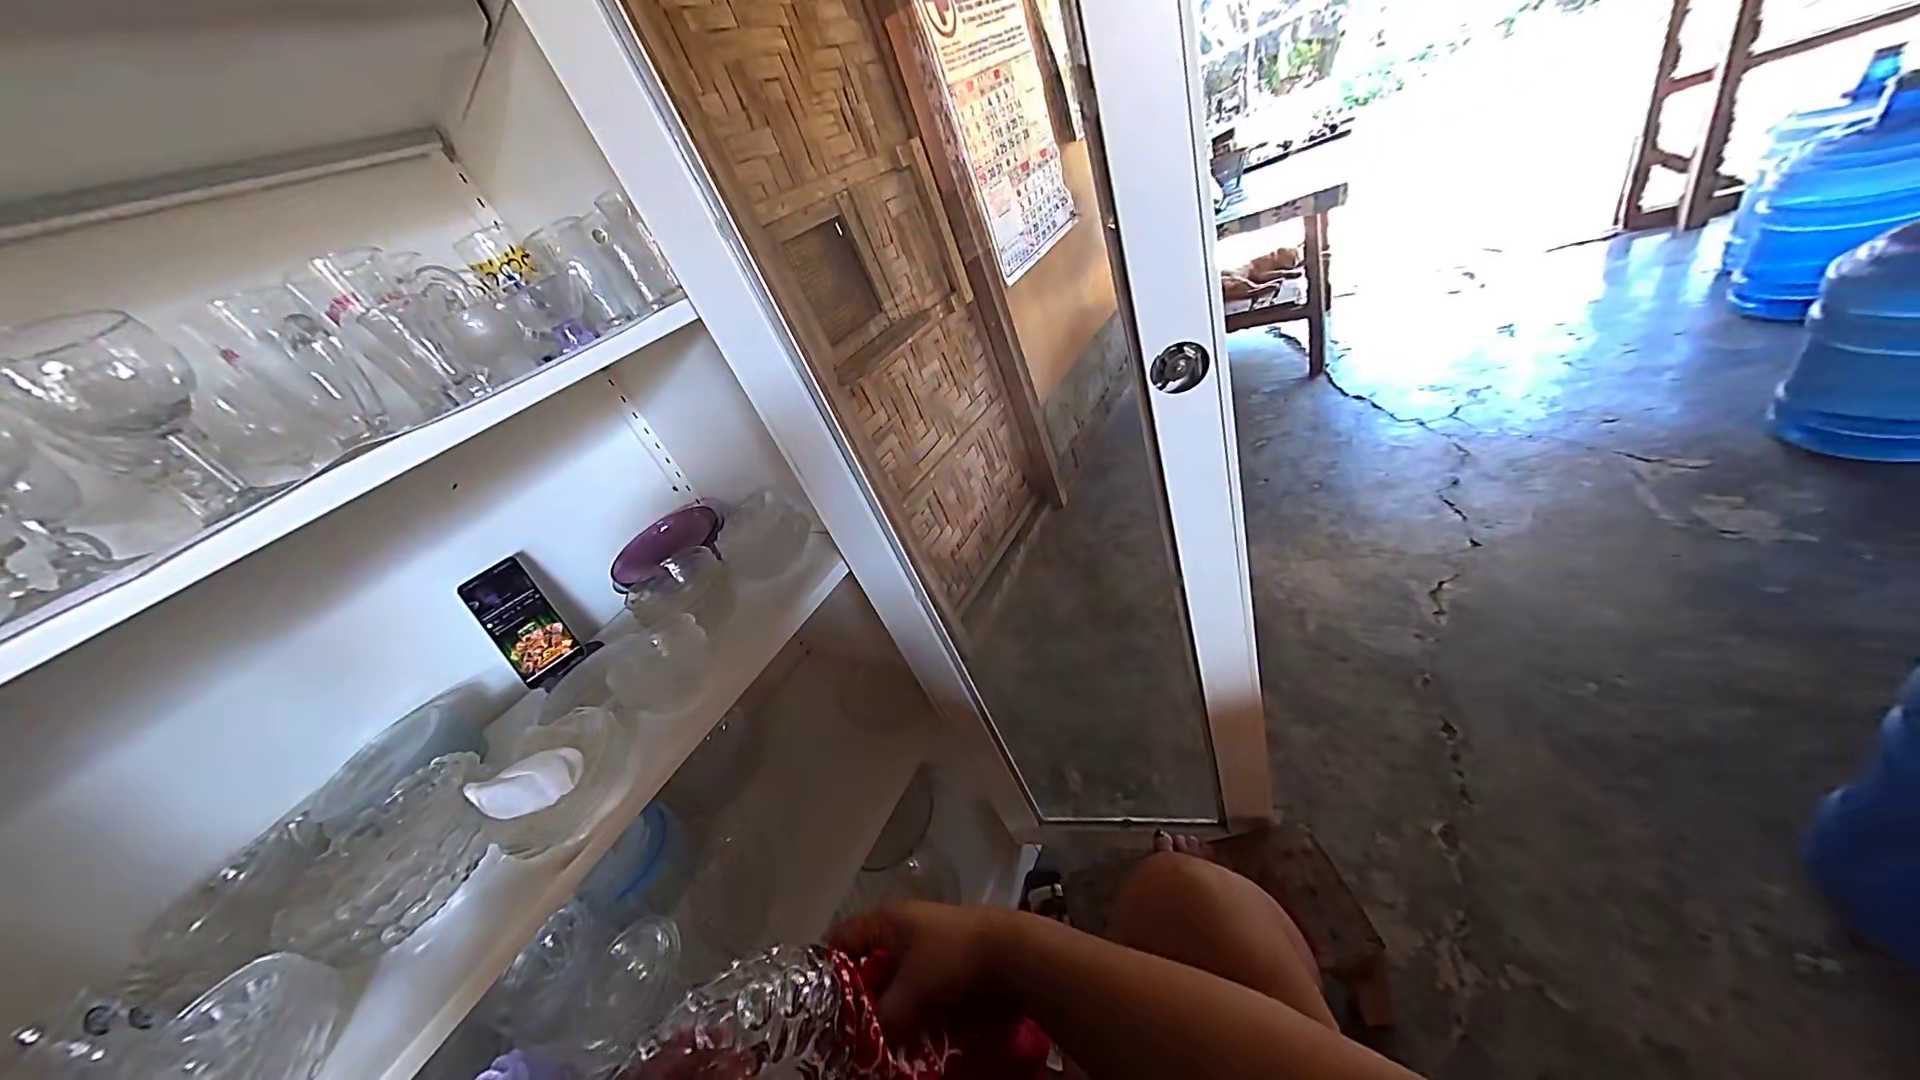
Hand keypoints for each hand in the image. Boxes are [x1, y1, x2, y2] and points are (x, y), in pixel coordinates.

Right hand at [828, 902, 1011, 1037]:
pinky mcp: (943, 972)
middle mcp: (902, 933)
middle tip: (842, 1036)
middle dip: (856, 1001)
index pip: (844, 938)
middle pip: (866, 967)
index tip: (815, 1005)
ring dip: (884, 1015)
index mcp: (889, 921)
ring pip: (891, 987)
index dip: (827, 967)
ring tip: (870, 1047)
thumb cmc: (953, 957)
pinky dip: (907, 1018)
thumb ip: (883, 1016)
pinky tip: (902, 1044)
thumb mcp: (911, 989)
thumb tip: (864, 1044)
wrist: (1009, 955)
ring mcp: (924, 952)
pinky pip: (914, 997)